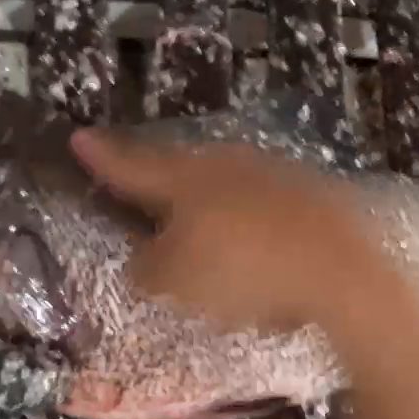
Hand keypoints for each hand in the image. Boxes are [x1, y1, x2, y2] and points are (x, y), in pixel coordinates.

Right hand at [69, 128, 401, 333]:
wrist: (341, 270)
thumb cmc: (244, 272)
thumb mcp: (176, 282)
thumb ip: (147, 267)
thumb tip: (143, 256)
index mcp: (184, 179)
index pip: (131, 165)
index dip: (100, 156)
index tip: (77, 137)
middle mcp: (224, 165)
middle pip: (178, 168)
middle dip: (156, 178)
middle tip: (137, 184)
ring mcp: (269, 174)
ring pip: (221, 182)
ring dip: (203, 202)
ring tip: (193, 225)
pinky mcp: (306, 193)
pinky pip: (258, 202)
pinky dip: (244, 220)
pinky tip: (249, 246)